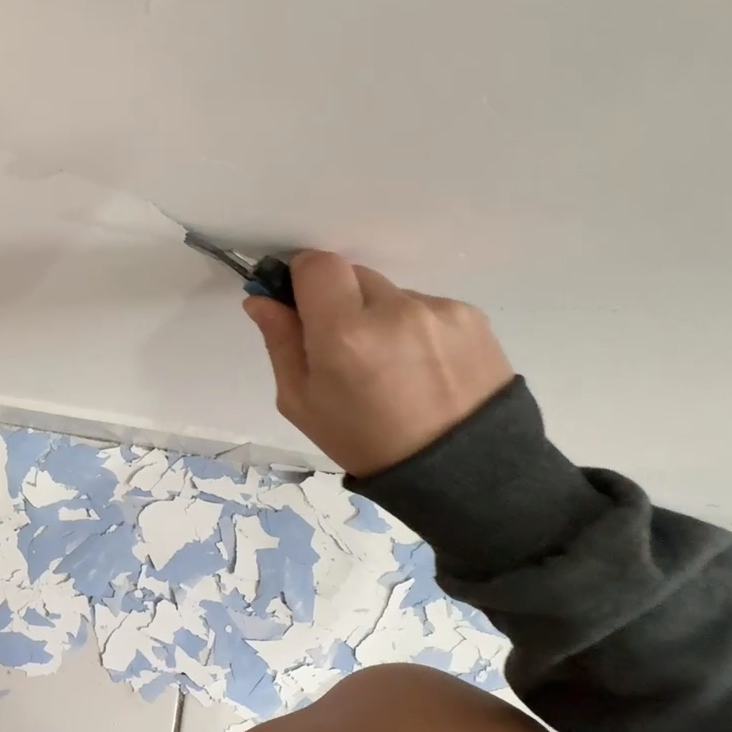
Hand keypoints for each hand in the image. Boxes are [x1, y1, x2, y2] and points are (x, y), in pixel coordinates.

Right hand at [244, 250, 515, 477]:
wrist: (458, 466)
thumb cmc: (361, 439)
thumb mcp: (300, 401)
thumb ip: (280, 341)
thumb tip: (261, 301)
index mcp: (344, 334)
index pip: (318, 265)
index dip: (301, 276)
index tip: (295, 300)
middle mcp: (394, 310)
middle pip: (351, 274)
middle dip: (336, 300)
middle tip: (337, 345)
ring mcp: (438, 309)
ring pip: (387, 292)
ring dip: (375, 315)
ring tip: (385, 364)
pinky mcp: (471, 315)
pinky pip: (423, 306)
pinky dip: (410, 327)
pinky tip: (417, 365)